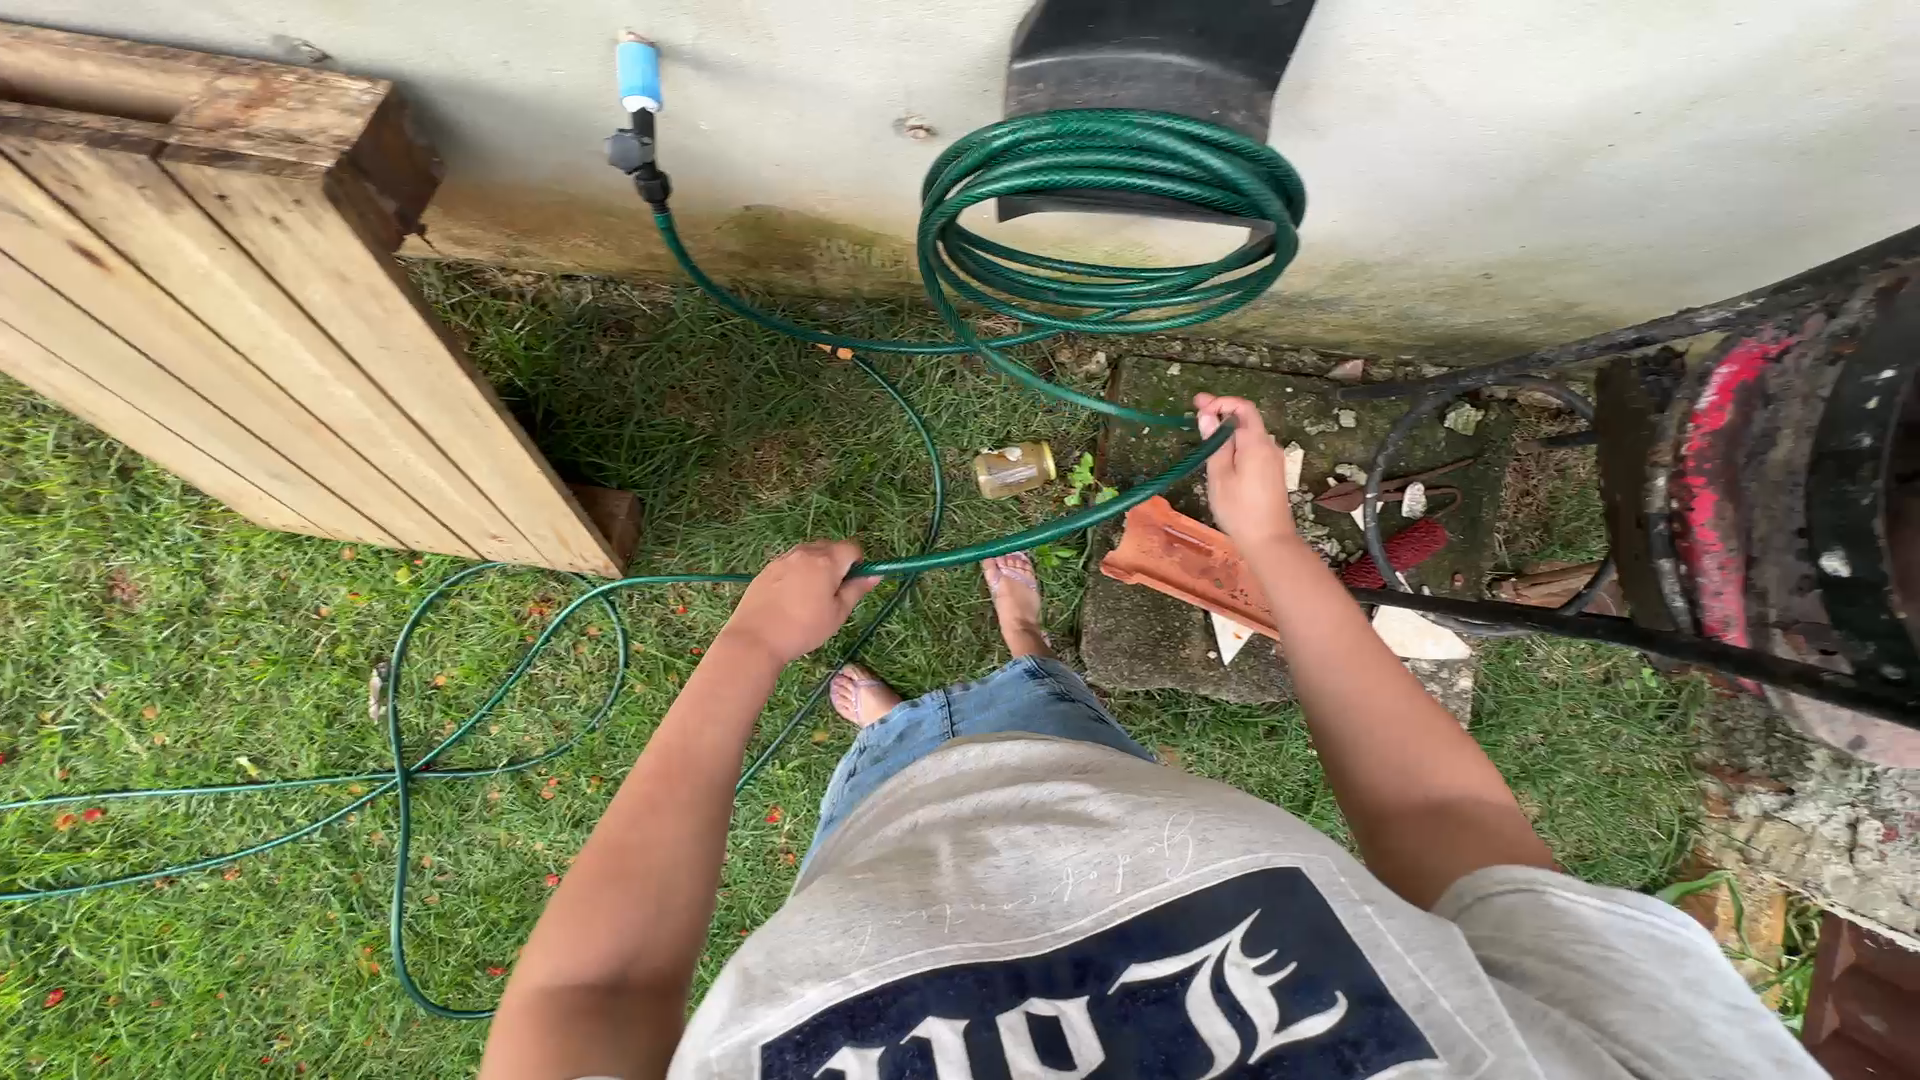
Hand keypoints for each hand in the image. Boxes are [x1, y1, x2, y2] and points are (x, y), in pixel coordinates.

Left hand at [719, 541, 879, 665]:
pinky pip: (791, 562)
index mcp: (826, 561)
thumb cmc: (804, 629)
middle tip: (833, 592)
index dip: (858, 563)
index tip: (852, 584)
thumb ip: (857, 590)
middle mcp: (804, 553)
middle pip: (830, 547)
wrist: (756, 638)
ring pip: (809, 553)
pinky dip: (798, 572)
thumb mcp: (837, 613)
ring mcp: (783, 559)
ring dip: (817, 566)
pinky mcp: (767, 568)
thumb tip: (875, 575)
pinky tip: (791, 597)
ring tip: (811, 596)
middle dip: (838, 563)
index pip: (852, 548)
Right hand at [1194, 393, 1296, 548]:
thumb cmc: (1239, 509)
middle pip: (1247, 419)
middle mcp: (1269, 446)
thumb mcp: (1219, 475)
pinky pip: (1253, 448)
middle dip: (1222, 412)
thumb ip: (1215, 443)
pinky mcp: (1272, 472)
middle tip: (1196, 413)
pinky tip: (1222, 454)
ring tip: (1205, 435)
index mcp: (1256, 443)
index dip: (1221, 401)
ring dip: (1228, 429)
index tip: (1198, 404)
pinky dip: (1236, 443)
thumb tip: (1207, 416)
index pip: (1243, 408)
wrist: (1269, 540)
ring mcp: (1273, 459)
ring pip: (1250, 434)